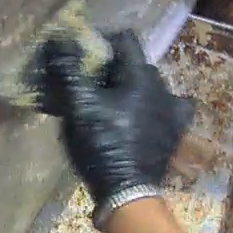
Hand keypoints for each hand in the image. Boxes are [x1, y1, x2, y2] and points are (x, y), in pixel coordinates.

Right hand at [35, 30, 192, 225]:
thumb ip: (69, 71)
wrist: (126, 192)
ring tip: (107, 101)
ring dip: (128, 87)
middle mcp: (163, 87)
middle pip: (134, 64)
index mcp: (141, 75)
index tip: (80, 55)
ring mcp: (173, 111)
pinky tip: (138, 115)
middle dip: (111, 68)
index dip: (101, 41)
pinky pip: (164, 108)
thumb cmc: (101, 144)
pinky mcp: (174, 132)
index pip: (124, 40)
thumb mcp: (78, 106)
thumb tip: (57, 41)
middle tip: (86, 81)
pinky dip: (150, 106)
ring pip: (148, 85)